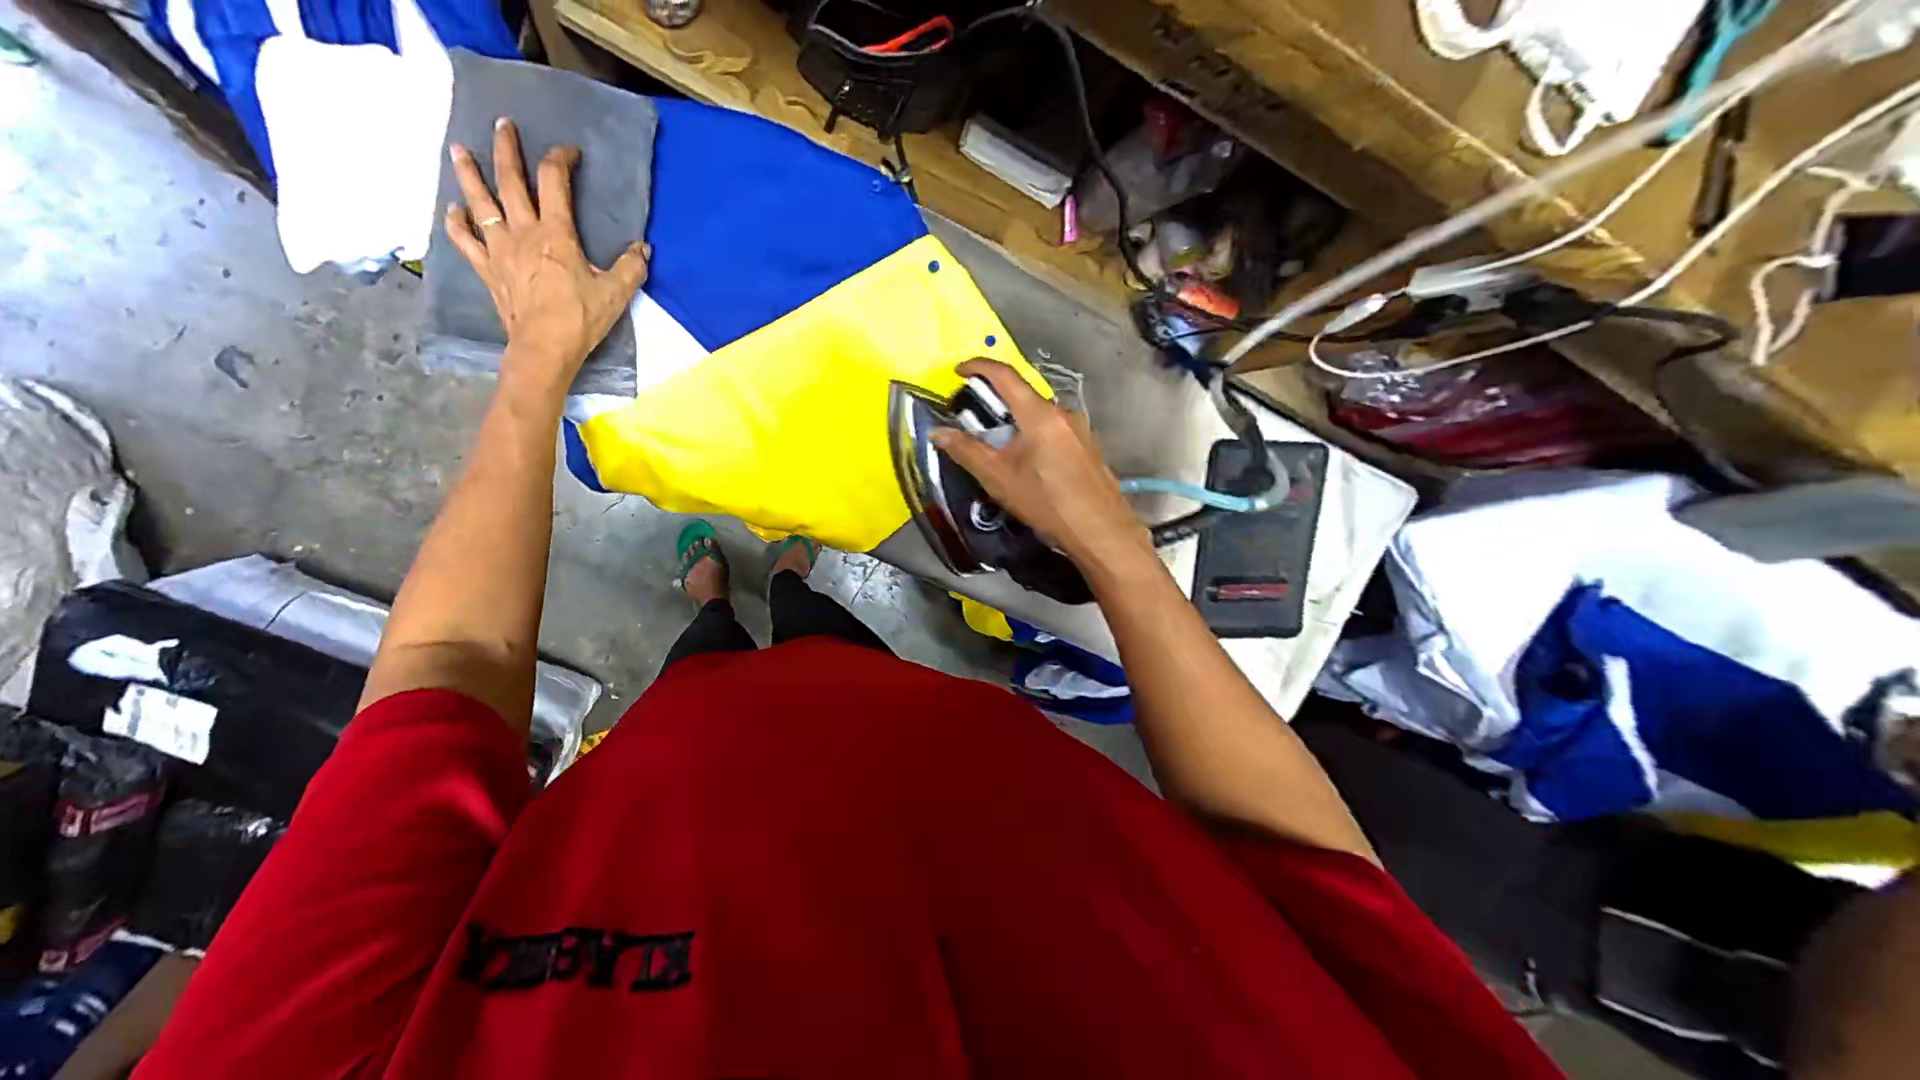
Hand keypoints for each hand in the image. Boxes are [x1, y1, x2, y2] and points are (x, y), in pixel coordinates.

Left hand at [444, 117, 650, 397]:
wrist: (544, 347)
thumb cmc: (581, 319)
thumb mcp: (616, 293)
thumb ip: (630, 267)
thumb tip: (642, 249)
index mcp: (556, 234)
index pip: (554, 182)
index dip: (560, 160)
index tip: (568, 152)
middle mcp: (523, 232)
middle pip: (510, 180)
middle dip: (506, 149)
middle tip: (502, 125)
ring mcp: (500, 249)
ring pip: (479, 202)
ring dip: (469, 173)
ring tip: (459, 149)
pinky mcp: (487, 269)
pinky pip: (465, 239)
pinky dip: (456, 222)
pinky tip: (454, 209)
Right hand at [931, 359, 1153, 576]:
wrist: (1100, 532)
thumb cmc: (1047, 504)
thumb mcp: (999, 479)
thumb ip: (967, 451)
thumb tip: (939, 432)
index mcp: (1039, 415)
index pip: (1005, 376)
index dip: (978, 367)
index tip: (959, 370)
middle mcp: (1063, 414)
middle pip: (1024, 396)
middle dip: (996, 402)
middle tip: (976, 420)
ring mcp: (1081, 430)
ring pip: (1041, 415)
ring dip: (1017, 422)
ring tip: (1001, 448)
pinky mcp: (1089, 448)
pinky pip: (1056, 431)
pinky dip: (1035, 435)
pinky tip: (1030, 464)